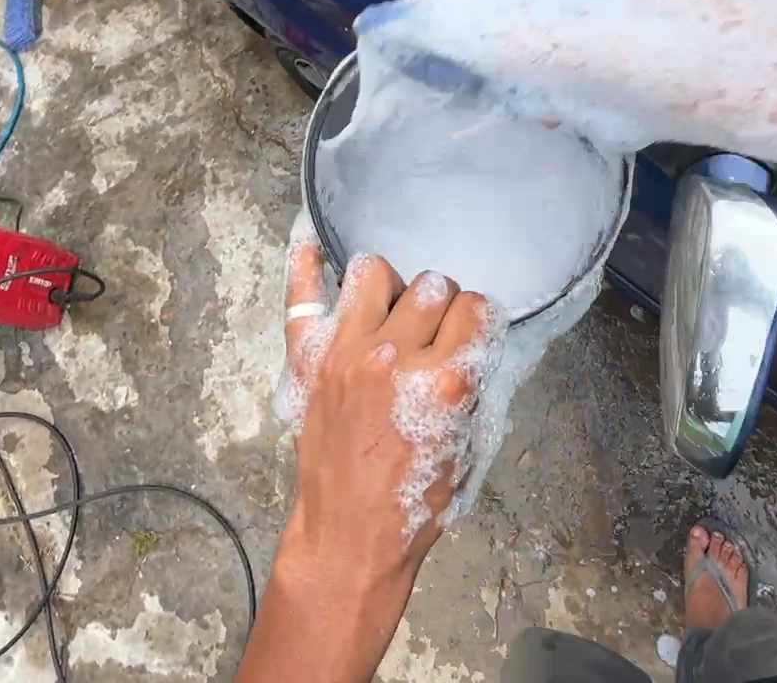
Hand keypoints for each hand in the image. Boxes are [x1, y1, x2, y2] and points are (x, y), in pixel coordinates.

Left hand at [277, 224, 495, 591]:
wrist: (350, 536)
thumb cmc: (416, 501)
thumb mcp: (470, 446)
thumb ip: (474, 381)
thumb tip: (470, 334)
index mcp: (443, 381)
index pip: (473, 306)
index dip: (476, 318)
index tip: (468, 330)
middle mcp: (393, 356)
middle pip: (430, 285)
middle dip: (438, 306)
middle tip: (429, 333)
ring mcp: (343, 351)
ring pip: (373, 271)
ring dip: (389, 288)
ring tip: (388, 313)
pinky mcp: (307, 358)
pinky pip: (300, 294)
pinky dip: (303, 263)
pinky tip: (308, 239)